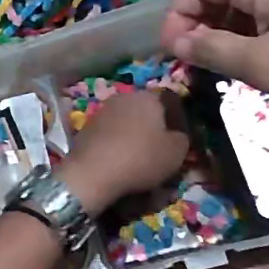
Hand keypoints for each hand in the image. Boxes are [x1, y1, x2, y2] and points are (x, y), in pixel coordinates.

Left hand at [54, 90, 190, 213]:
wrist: (92, 172)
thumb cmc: (141, 158)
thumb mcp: (176, 152)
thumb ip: (182, 138)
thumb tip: (176, 135)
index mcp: (149, 96)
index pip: (170, 101)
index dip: (177, 120)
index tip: (179, 139)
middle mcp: (124, 97)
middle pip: (145, 110)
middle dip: (153, 126)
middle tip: (159, 148)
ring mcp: (102, 111)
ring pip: (125, 121)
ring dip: (133, 134)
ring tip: (138, 157)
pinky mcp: (86, 127)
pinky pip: (109, 133)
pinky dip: (116, 143)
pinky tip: (118, 160)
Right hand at [162, 0, 268, 111]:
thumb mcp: (265, 65)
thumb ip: (213, 50)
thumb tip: (179, 42)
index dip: (177, 15)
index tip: (177, 54)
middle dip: (199, 22)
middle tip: (198, 64)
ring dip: (227, 29)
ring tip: (228, 67)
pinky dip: (255, 29)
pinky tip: (264, 59)